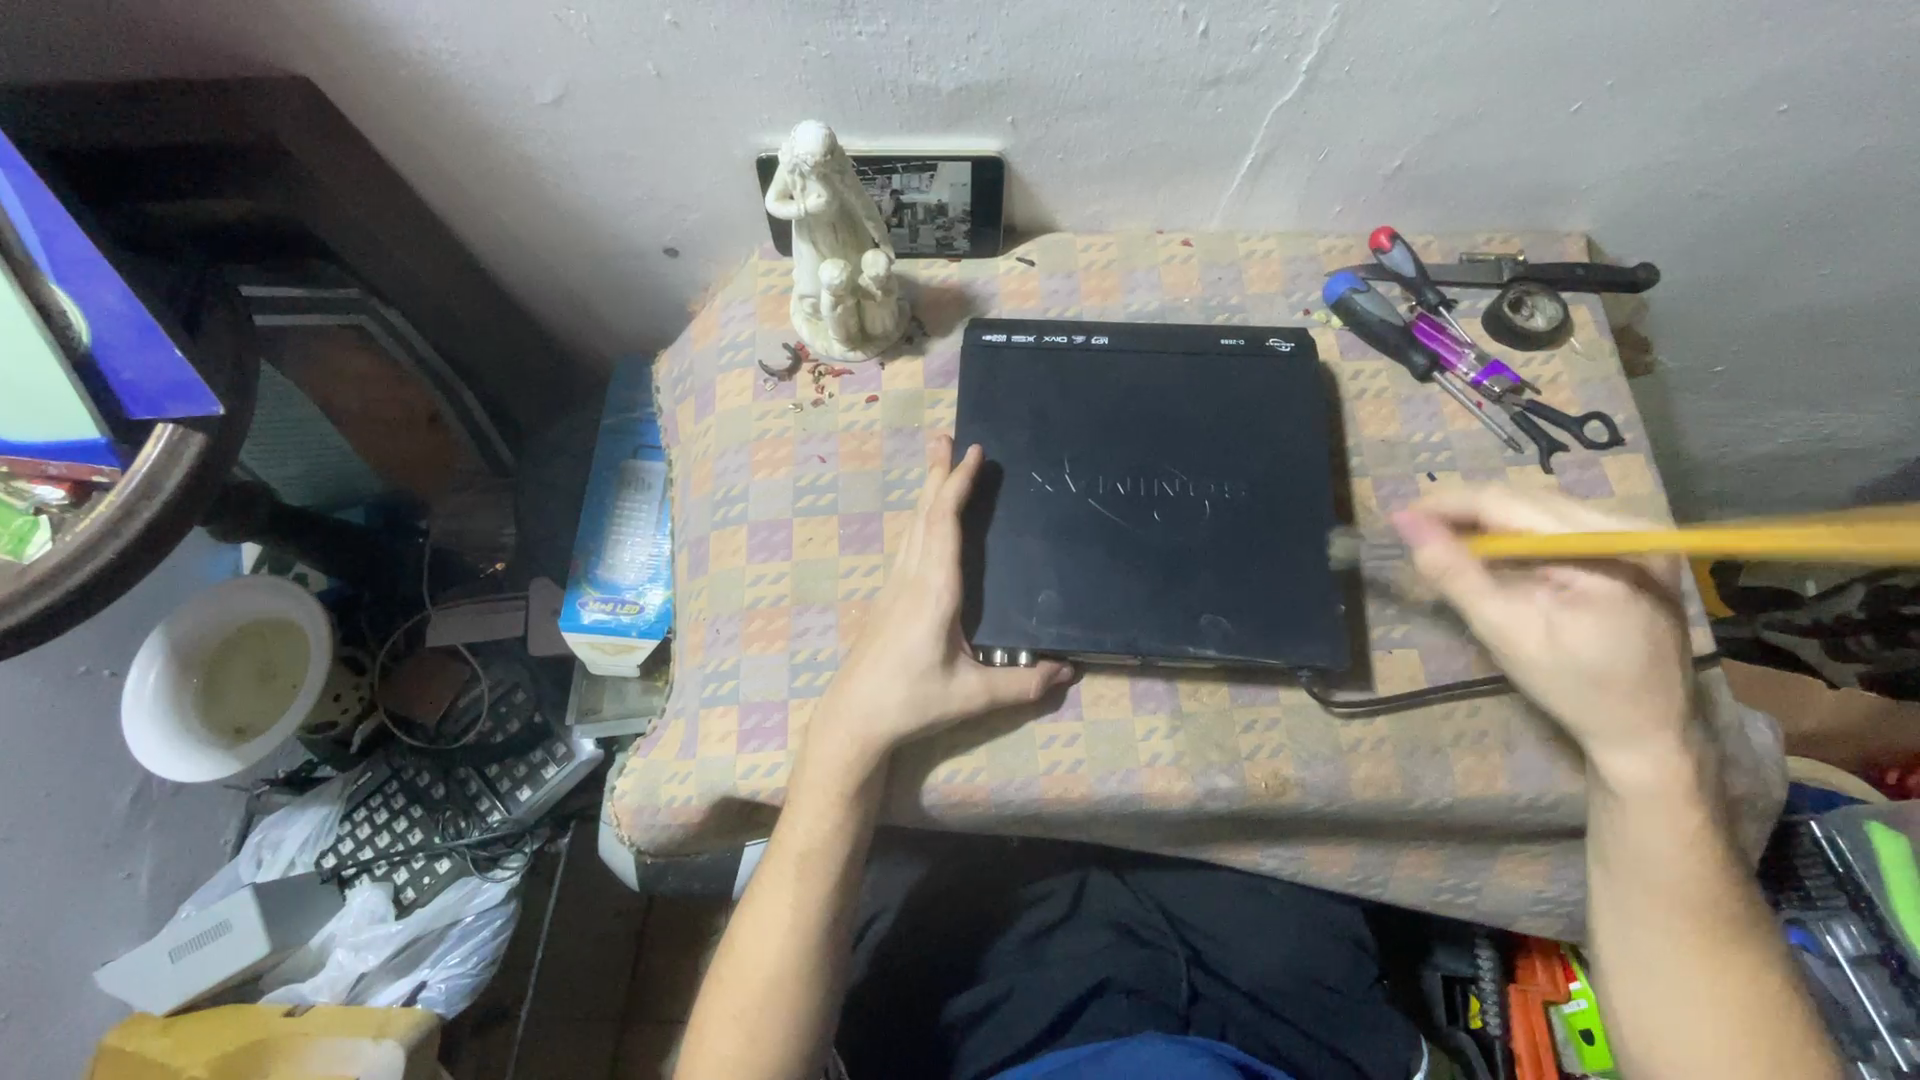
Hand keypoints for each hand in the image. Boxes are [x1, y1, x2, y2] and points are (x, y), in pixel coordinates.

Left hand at [805, 436, 1071, 775]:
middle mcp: (911, 578)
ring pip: (912, 526)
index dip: (958, 484)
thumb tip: (1068, 673)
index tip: (974, 453)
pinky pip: (908, 543)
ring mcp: (895, 586)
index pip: (945, 523)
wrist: (853, 719)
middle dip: (938, 473)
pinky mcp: (889, 598)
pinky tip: (926, 522)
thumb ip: (1022, 684)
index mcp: (934, 590)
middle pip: (924, 513)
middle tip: (946, 436)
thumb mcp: (972, 697)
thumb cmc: (910, 702)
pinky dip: (922, 518)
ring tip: (938, 462)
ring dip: (927, 492)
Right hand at [1392, 487, 1695, 783]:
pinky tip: (1492, 555)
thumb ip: (1455, 572)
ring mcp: (1638, 536)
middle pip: (1526, 500)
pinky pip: (1559, 526)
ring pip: (1540, 509)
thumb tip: (1405, 523)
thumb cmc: (1574, 687)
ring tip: (1445, 543)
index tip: (1400, 517)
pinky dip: (1517, 536)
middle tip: (1416, 533)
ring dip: (1489, 523)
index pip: (1508, 503)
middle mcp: (1630, 526)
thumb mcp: (1505, 630)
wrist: (1647, 728)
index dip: (1448, 505)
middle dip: (1466, 513)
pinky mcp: (1634, 549)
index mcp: (1608, 545)